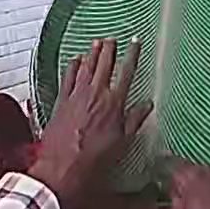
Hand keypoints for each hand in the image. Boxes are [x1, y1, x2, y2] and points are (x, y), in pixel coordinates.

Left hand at [31, 38, 149, 208]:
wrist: (62, 170)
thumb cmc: (94, 161)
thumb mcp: (122, 143)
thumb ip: (134, 120)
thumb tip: (148, 104)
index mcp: (114, 103)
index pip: (126, 72)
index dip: (132, 54)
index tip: (135, 42)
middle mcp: (96, 94)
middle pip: (104, 64)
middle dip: (109, 49)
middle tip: (113, 38)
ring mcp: (77, 95)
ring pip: (86, 66)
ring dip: (92, 53)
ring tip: (97, 42)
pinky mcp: (62, 100)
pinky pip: (68, 76)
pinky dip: (72, 65)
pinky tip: (75, 59)